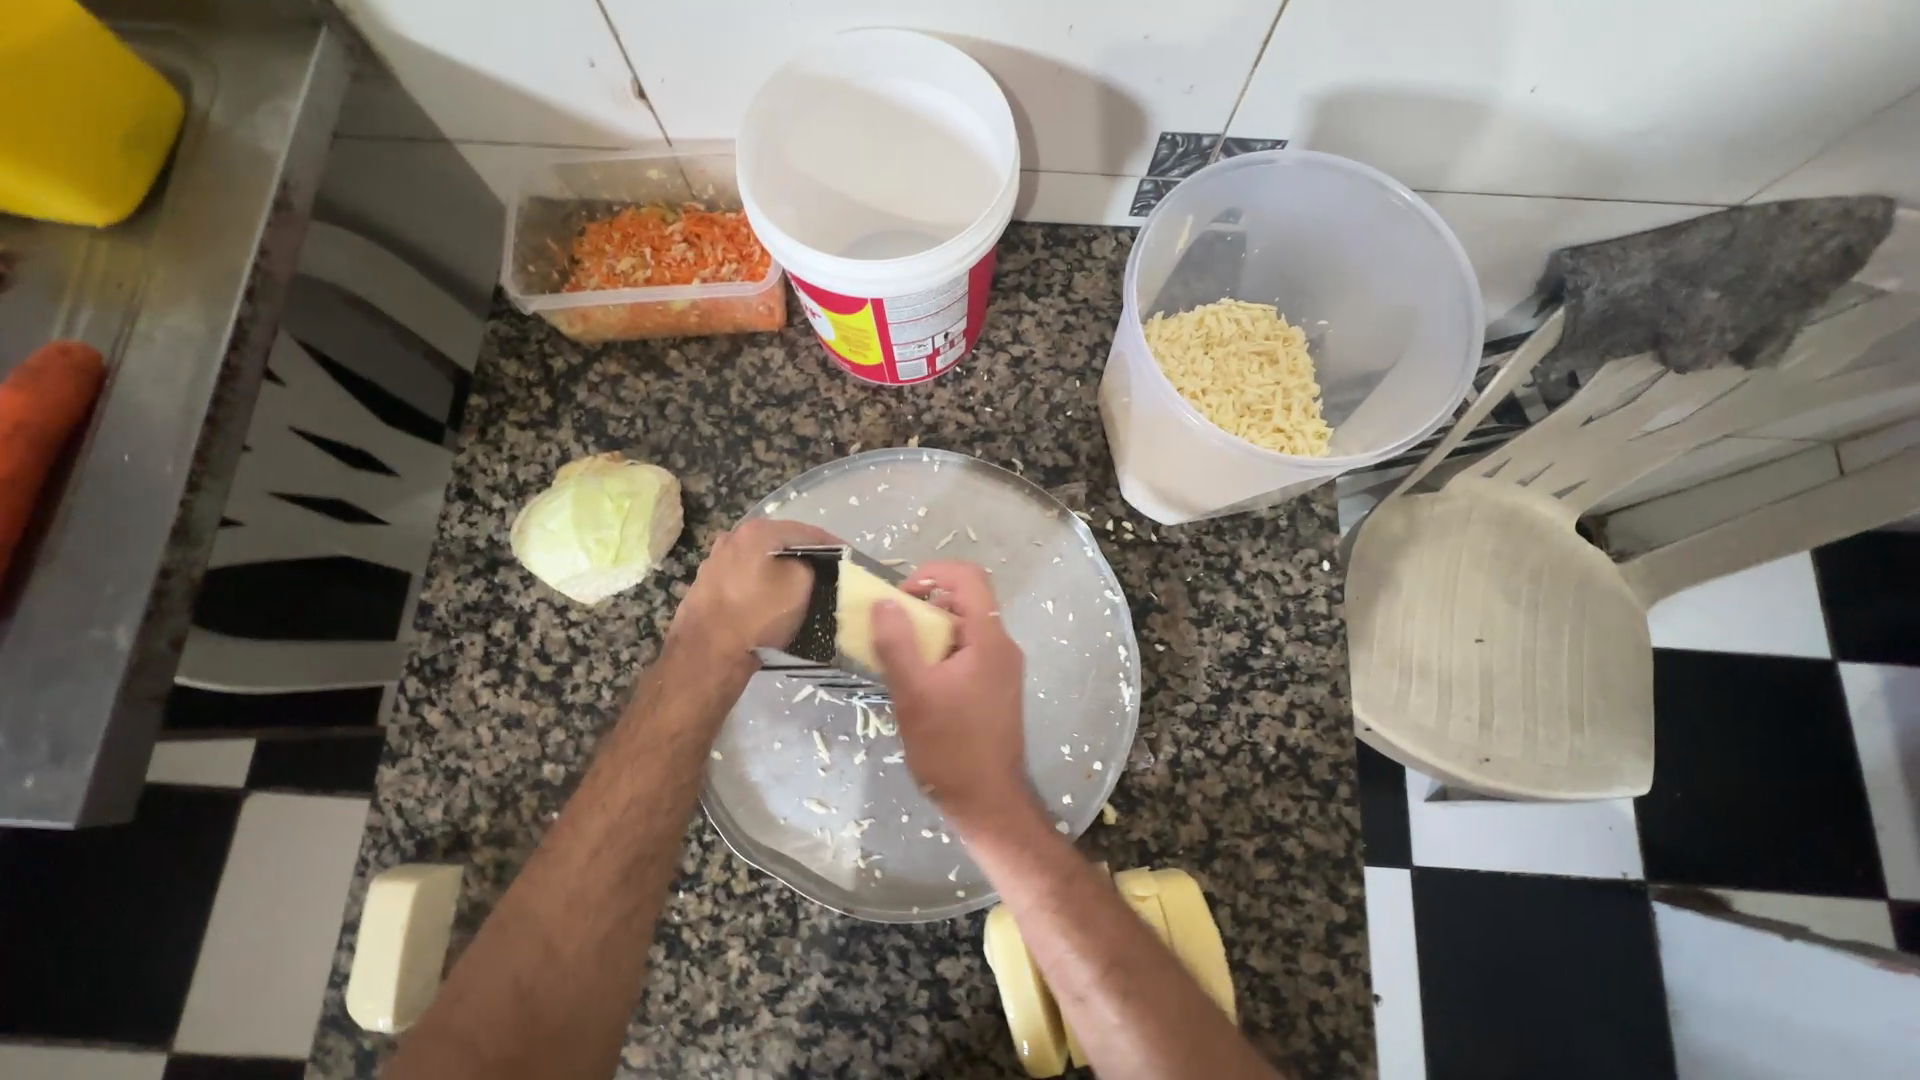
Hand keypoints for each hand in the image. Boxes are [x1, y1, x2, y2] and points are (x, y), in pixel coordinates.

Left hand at [669, 518, 837, 661]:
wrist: (706, 656)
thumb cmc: (758, 615)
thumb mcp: (800, 586)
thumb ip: (810, 566)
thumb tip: (804, 567)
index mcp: (755, 531)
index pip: (806, 531)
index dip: (832, 544)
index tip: (849, 557)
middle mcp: (731, 539)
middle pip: (779, 543)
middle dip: (804, 556)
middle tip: (828, 572)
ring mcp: (714, 563)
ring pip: (759, 562)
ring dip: (780, 571)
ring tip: (800, 588)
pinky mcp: (706, 587)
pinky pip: (744, 580)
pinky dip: (761, 586)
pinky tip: (769, 602)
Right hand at [870, 561, 1031, 829]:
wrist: (986, 801)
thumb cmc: (949, 747)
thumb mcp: (913, 692)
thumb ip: (897, 643)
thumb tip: (885, 602)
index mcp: (990, 639)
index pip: (969, 577)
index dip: (932, 572)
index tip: (900, 595)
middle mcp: (1003, 647)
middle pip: (968, 601)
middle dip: (927, 603)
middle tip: (894, 626)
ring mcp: (1004, 670)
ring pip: (967, 629)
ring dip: (932, 630)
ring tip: (901, 656)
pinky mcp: (997, 689)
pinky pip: (970, 653)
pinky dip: (942, 652)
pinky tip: (919, 681)